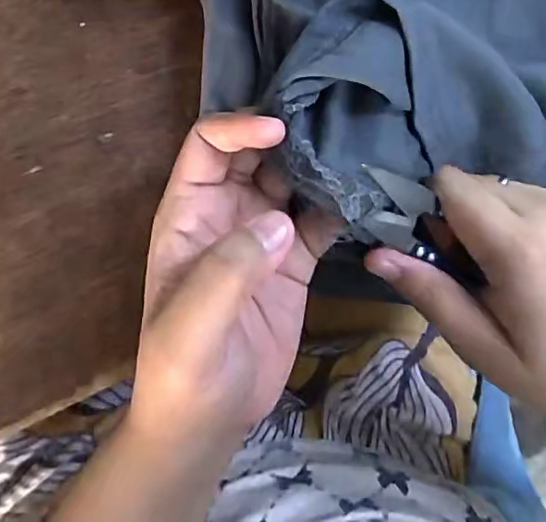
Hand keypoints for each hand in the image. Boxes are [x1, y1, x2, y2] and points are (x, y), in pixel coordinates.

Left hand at [129, 114, 341, 452]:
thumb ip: (228, 269)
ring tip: (353, 149)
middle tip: (327, 125)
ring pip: (290, 176)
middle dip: (285, 133)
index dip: (239, 127)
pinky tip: (363, 194)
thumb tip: (279, 222)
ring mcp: (263, 231)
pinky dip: (339, 202)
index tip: (279, 129)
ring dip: (317, 162)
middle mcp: (227, 209)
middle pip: (255, 151)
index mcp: (190, 209)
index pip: (208, 144)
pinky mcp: (295, 257)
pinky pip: (318, 216)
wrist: (209, 420)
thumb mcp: (190, 323)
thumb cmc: (182, 369)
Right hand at [364, 169, 545, 450]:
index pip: (451, 182)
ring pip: (496, 183)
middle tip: (471, 271)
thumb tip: (375, 253)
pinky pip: (523, 191)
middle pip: (471, 181)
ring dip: (483, 213)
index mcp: (521, 245)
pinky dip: (510, 213)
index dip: (432, 209)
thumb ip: (429, 292)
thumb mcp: (482, 348)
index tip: (440, 252)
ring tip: (502, 268)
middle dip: (457, 214)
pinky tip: (528, 260)